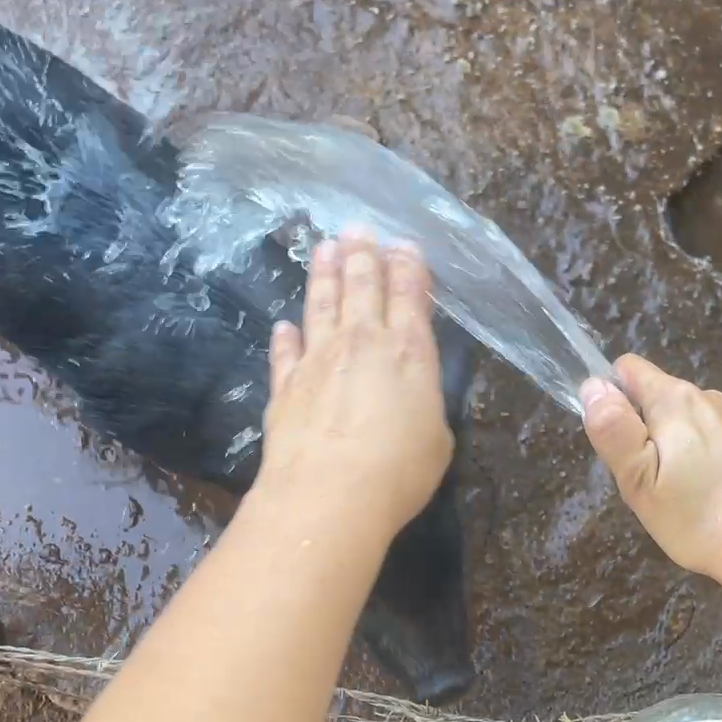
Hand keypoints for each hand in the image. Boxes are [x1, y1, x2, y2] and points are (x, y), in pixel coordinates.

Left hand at [254, 232, 453, 535]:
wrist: (330, 493)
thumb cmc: (400, 469)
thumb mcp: (437, 436)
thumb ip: (425, 403)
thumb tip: (412, 393)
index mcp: (409, 351)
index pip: (409, 295)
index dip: (407, 267)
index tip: (403, 244)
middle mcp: (363, 342)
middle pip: (362, 287)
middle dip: (363, 254)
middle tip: (358, 228)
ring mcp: (319, 360)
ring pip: (322, 304)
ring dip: (324, 274)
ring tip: (325, 248)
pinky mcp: (286, 385)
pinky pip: (286, 352)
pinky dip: (285, 336)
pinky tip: (284, 324)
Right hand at [581, 355, 721, 586]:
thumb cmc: (700, 516)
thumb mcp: (640, 479)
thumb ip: (614, 430)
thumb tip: (592, 385)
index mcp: (675, 398)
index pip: (626, 369)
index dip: (608, 399)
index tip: (616, 445)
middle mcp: (704, 398)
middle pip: (651, 399)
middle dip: (637, 434)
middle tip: (644, 483)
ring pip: (676, 424)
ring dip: (663, 452)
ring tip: (672, 498)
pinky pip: (700, 442)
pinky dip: (690, 464)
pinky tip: (699, 502)